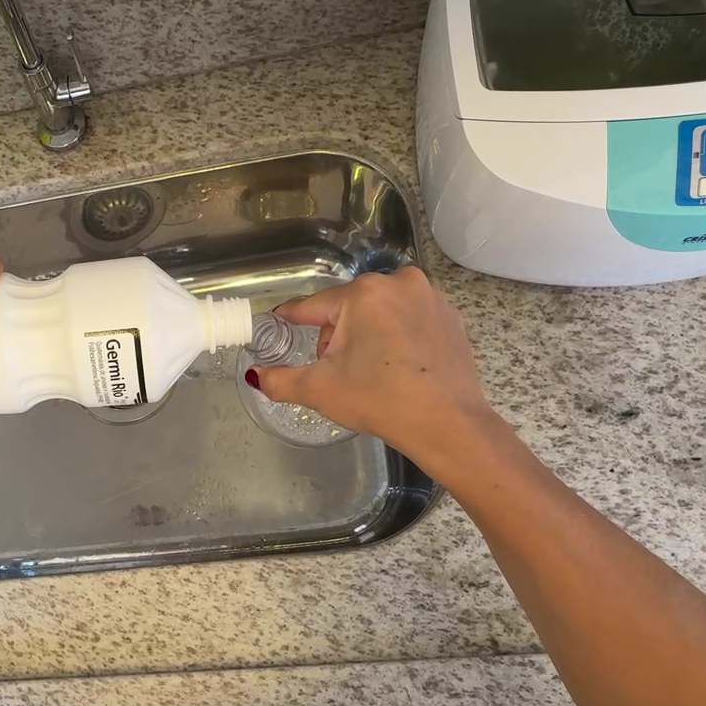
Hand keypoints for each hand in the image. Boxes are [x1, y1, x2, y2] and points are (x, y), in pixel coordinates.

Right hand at [246, 266, 502, 463]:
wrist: (447, 423)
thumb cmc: (380, 400)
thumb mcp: (319, 390)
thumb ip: (279, 380)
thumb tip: (254, 375)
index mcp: (362, 294)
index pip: (312, 307)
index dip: (291, 319)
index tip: (277, 320)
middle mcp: (399, 283)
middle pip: (347, 309)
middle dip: (337, 337)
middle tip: (340, 373)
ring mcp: (430, 297)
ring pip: (379, 313)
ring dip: (367, 336)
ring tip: (372, 373)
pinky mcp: (451, 317)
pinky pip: (409, 321)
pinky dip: (398, 339)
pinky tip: (399, 368)